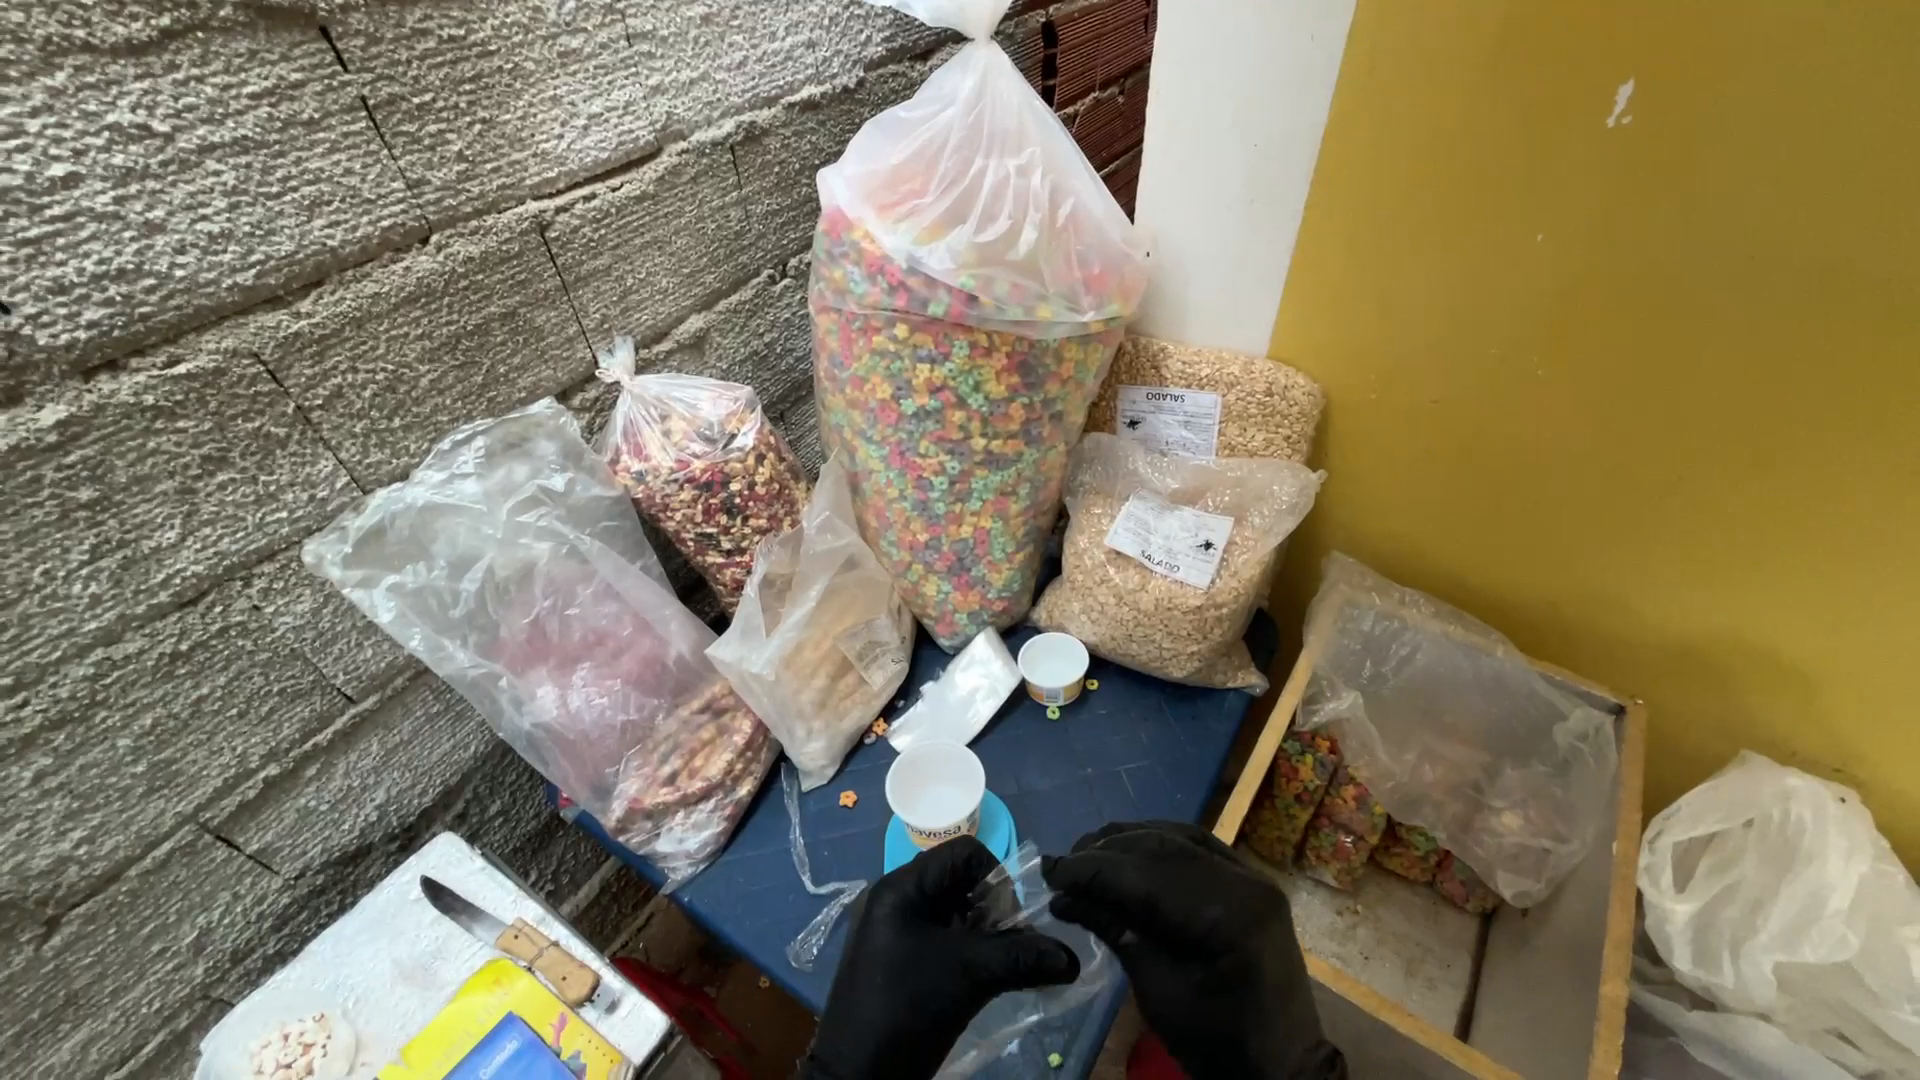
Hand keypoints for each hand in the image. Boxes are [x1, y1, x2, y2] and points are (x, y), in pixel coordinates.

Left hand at [801, 836, 1081, 1079]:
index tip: (1009, 921)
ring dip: (980, 931)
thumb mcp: (971, 976)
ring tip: (993, 965)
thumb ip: (1022, 957)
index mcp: (901, 886)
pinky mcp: (894, 957)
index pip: (963, 852)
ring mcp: (891, 928)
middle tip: (1005, 945)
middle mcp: (894, 897)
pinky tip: (975, 978)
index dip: (995, 878)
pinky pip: (937, 934)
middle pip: (958, 879)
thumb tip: (1071, 959)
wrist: (856, 1077)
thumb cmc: (908, 1009)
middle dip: (990, 908)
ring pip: (950, 909)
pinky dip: (963, 948)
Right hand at [1044, 821, 1344, 1079]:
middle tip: (1061, 863)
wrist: (1281, 1069)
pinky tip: (1125, 851)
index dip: (1093, 869)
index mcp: (1231, 916)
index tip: (1050, 871)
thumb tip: (1063, 897)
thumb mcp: (1158, 993)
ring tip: (1085, 853)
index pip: (1148, 875)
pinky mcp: (1250, 881)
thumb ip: (1116, 932)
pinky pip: (1196, 846)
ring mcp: (1253, 877)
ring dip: (1127, 841)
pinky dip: (1155, 843)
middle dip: (1105, 851)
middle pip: (1163, 847)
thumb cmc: (1217, 1044)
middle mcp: (1247, 882)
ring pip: (1177, 837)